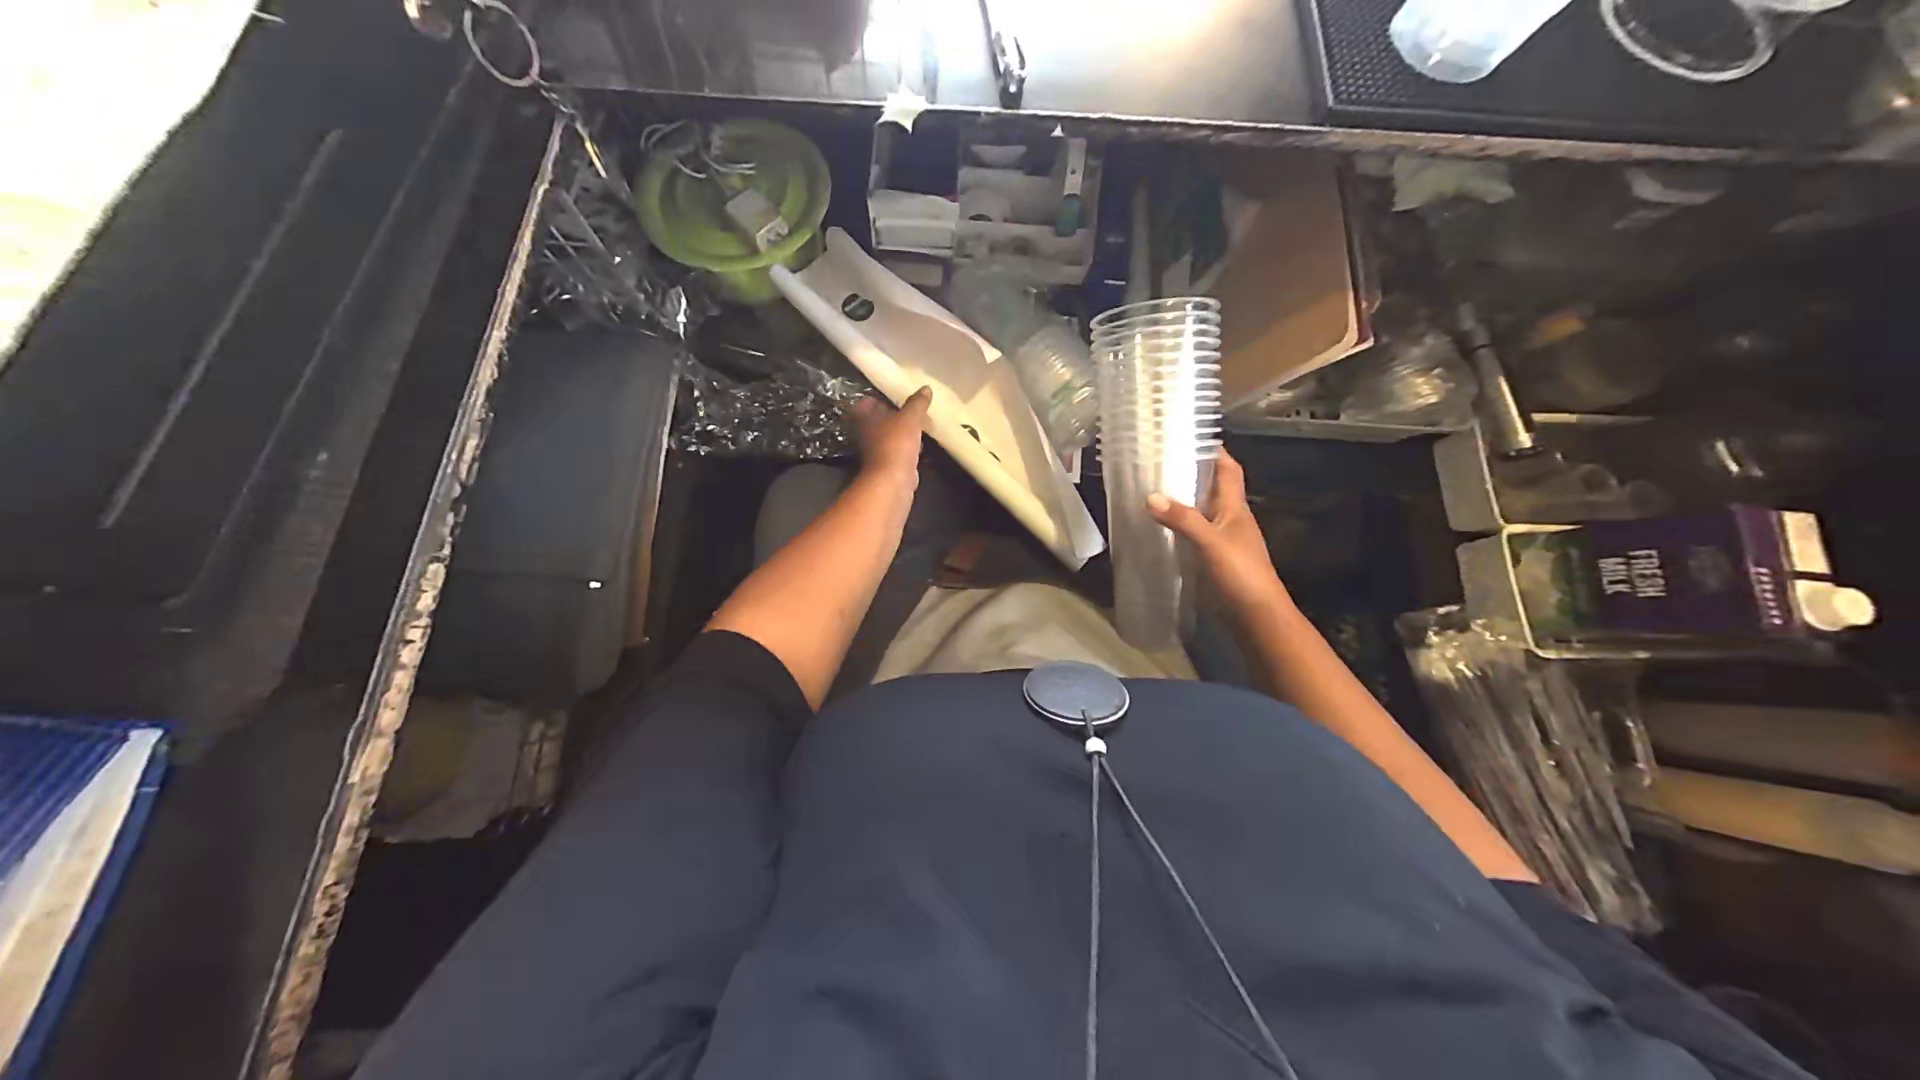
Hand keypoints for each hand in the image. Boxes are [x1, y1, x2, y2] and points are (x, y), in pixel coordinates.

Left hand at [850, 386, 930, 482]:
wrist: (893, 480)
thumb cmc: (896, 443)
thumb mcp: (910, 418)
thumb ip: (917, 403)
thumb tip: (926, 388)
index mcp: (863, 417)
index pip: (867, 400)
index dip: (881, 395)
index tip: (897, 392)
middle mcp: (864, 432)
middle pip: (878, 418)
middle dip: (893, 413)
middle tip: (912, 406)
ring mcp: (874, 450)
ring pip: (888, 434)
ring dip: (901, 430)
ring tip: (919, 422)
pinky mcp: (886, 463)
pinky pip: (897, 449)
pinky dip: (906, 445)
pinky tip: (919, 443)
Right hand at [1148, 450, 1291, 619]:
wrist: (1256, 617)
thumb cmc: (1240, 574)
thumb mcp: (1210, 543)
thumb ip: (1183, 519)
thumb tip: (1151, 496)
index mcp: (1235, 508)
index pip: (1228, 470)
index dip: (1214, 451)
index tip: (1190, 437)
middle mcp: (1230, 520)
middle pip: (1212, 489)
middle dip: (1190, 474)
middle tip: (1158, 464)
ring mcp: (1222, 541)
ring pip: (1200, 512)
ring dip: (1181, 502)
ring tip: (1150, 492)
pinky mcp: (1213, 560)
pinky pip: (1192, 535)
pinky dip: (1177, 528)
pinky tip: (1158, 530)